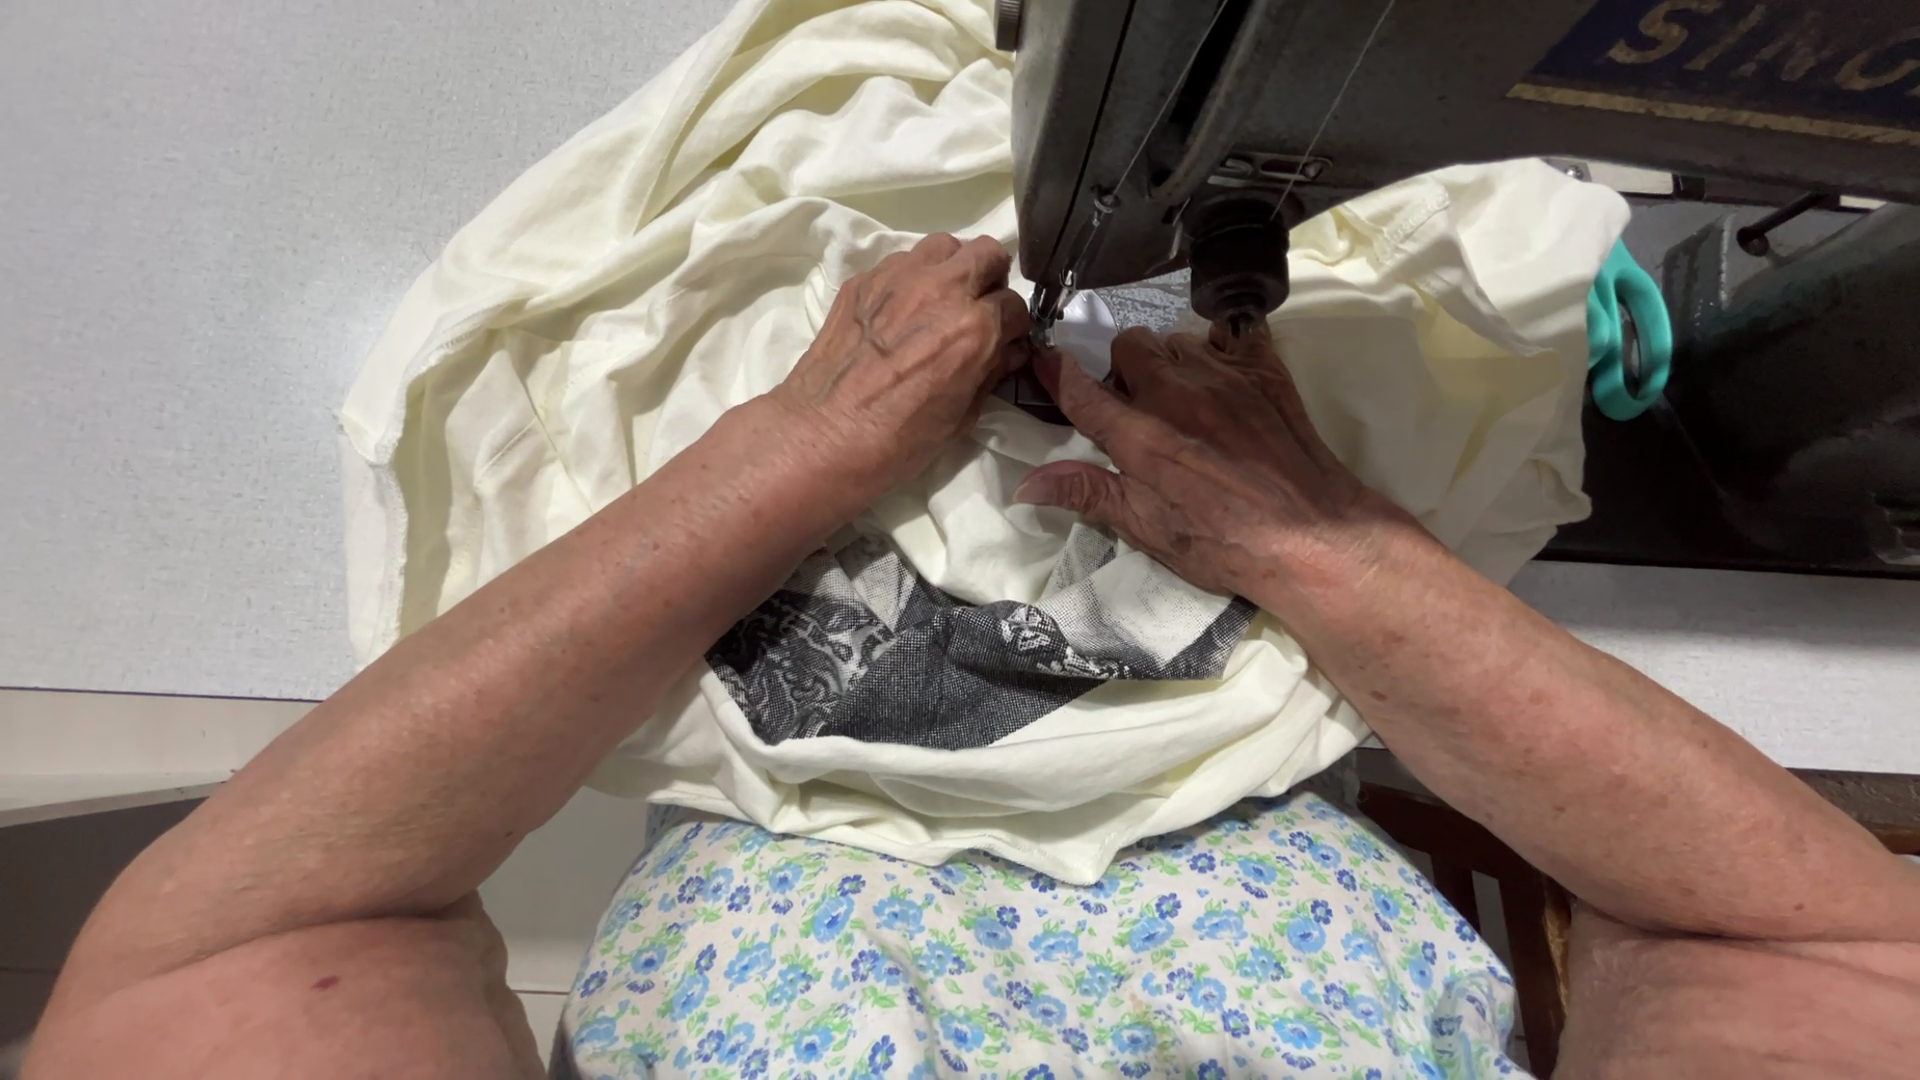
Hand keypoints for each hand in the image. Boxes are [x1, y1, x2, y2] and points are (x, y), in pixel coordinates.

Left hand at [768, 233, 1030, 497]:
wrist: (824, 436)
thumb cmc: (898, 442)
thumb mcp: (962, 417)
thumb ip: (991, 373)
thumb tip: (1008, 351)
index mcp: (973, 328)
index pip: (1015, 306)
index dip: (1012, 327)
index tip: (1003, 342)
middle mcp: (941, 289)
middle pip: (987, 254)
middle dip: (991, 280)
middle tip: (979, 311)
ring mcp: (898, 278)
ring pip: (944, 247)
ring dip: (953, 269)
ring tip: (942, 302)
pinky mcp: (862, 280)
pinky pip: (902, 261)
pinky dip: (913, 279)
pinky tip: (902, 312)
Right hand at [1013, 322, 1431, 606]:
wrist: (1311, 534)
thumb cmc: (1221, 542)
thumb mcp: (1145, 528)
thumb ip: (1086, 493)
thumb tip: (1024, 485)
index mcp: (1139, 436)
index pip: (1082, 390)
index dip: (1054, 371)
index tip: (1042, 358)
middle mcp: (1175, 392)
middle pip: (1128, 346)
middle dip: (1122, 369)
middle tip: (1136, 406)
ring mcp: (1222, 374)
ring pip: (1175, 337)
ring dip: (1168, 360)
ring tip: (1183, 396)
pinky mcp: (1264, 368)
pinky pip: (1232, 327)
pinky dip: (1220, 342)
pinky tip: (1223, 373)